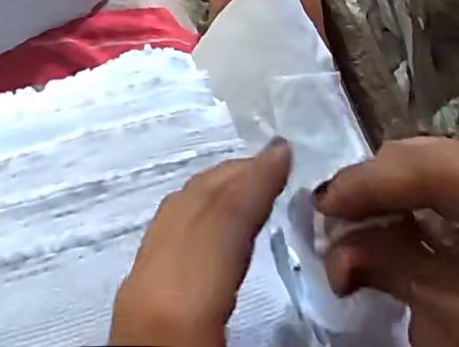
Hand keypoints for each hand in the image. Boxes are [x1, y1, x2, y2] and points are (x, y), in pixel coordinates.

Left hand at [110, 139, 291, 346]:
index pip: (221, 221)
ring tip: (251, 179)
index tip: (283, 152)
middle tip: (274, 159)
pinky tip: (213, 220)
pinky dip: (191, 211)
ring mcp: (130, 292)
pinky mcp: (125, 303)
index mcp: (179, 306)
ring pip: (171, 216)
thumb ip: (273, 302)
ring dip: (213, 189)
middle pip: (193, 208)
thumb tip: (333, 289)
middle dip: (235, 175)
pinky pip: (160, 236)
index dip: (255, 182)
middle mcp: (147, 287)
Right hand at [318, 138, 458, 346]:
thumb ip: (395, 270)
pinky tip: (390, 224)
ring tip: (352, 230)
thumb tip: (332, 250)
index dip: (365, 183)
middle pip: (420, 156)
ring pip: (425, 160)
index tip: (317, 208)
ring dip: (385, 192)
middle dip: (371, 188)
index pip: (424, 167)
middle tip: (329, 229)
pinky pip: (443, 175)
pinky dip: (409, 197)